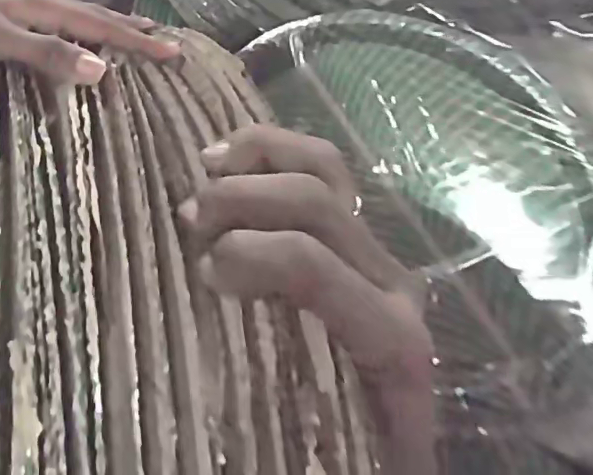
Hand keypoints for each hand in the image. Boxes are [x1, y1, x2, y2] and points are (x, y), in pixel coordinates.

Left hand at [0, 0, 180, 82]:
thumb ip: (47, 53)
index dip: (138, 40)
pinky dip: (80, 25)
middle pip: (95, 13)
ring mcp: (22, 2)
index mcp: (44, 7)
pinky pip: (58, 17)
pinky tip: (73, 31)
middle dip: (132, 27)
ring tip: (131, 30)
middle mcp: (40, 0)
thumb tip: (102, 69)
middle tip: (165, 37)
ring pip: (77, 13)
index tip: (174, 51)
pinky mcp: (7, 8)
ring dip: (108, 23)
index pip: (101, 25)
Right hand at [180, 125, 436, 472]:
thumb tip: (198, 365)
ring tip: (205, 170)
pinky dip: (270, 148)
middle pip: (313, 202)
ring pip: (322, 166)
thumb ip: (277, 409)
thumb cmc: (358, 451)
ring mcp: (375, 246)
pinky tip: (228, 156)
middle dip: (239, 200)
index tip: (202, 274)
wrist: (402, 443)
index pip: (313, 264)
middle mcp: (391, 279)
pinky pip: (319, 166)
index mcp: (390, 340)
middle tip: (190, 222)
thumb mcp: (329, 447)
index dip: (248, 254)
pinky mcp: (357, 228)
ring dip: (254, 157)